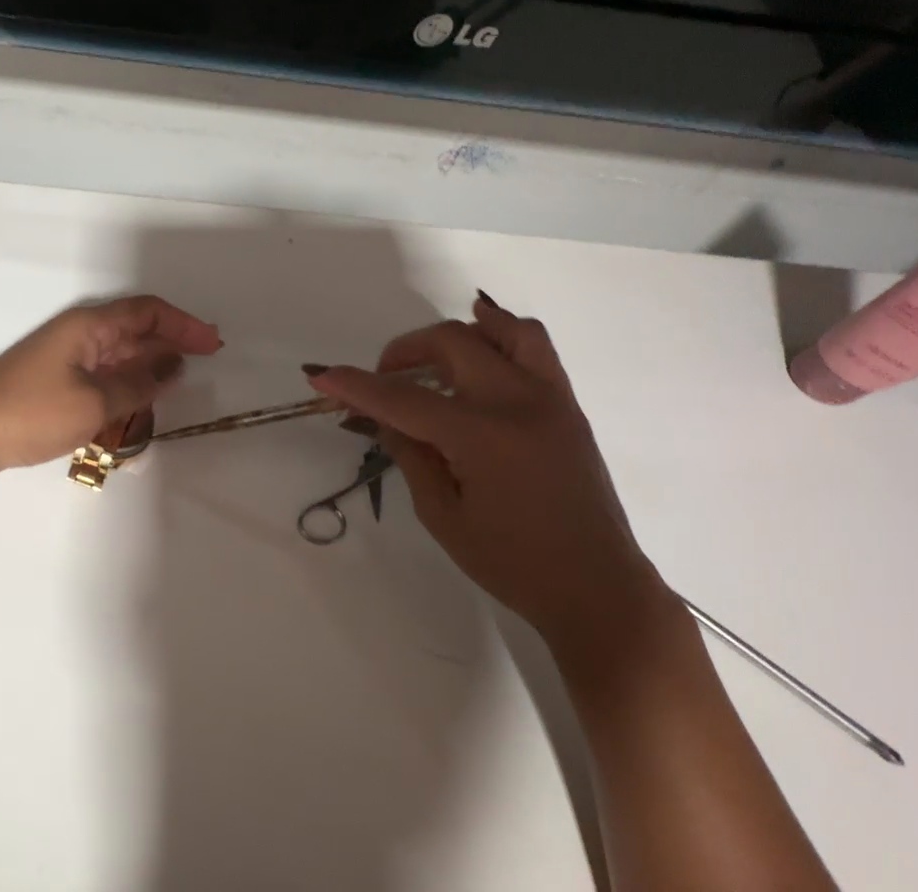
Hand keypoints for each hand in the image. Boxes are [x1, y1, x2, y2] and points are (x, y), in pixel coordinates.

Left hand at [0, 296, 221, 480]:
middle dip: (170, 344)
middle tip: (204, 365)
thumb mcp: (94, 403)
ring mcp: (62, 359)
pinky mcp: (53, 383)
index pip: (146, 311)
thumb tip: (173, 364)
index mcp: (87, 327)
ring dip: (147, 367)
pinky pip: (101, 375)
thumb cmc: (31, 413)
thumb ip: (138, 384)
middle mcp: (76, 335)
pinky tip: (137, 404)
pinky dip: (124, 385)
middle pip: (133, 330)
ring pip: (117, 355)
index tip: (214, 345)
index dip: (183, 325)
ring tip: (176, 387)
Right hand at [308, 295, 670, 652]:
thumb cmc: (512, 563)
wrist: (597, 587)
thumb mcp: (442, 514)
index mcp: (483, 436)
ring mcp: (550, 399)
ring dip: (458, 335)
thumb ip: (411, 455)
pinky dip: (500, 336)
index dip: (356, 386)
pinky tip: (478, 348)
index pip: (403, 398)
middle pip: (452, 343)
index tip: (320, 378)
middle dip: (404, 352)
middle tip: (381, 381)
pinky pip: (534, 348)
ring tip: (433, 362)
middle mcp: (519, 403)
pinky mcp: (567, 406)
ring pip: (503, 330)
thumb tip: (384, 418)